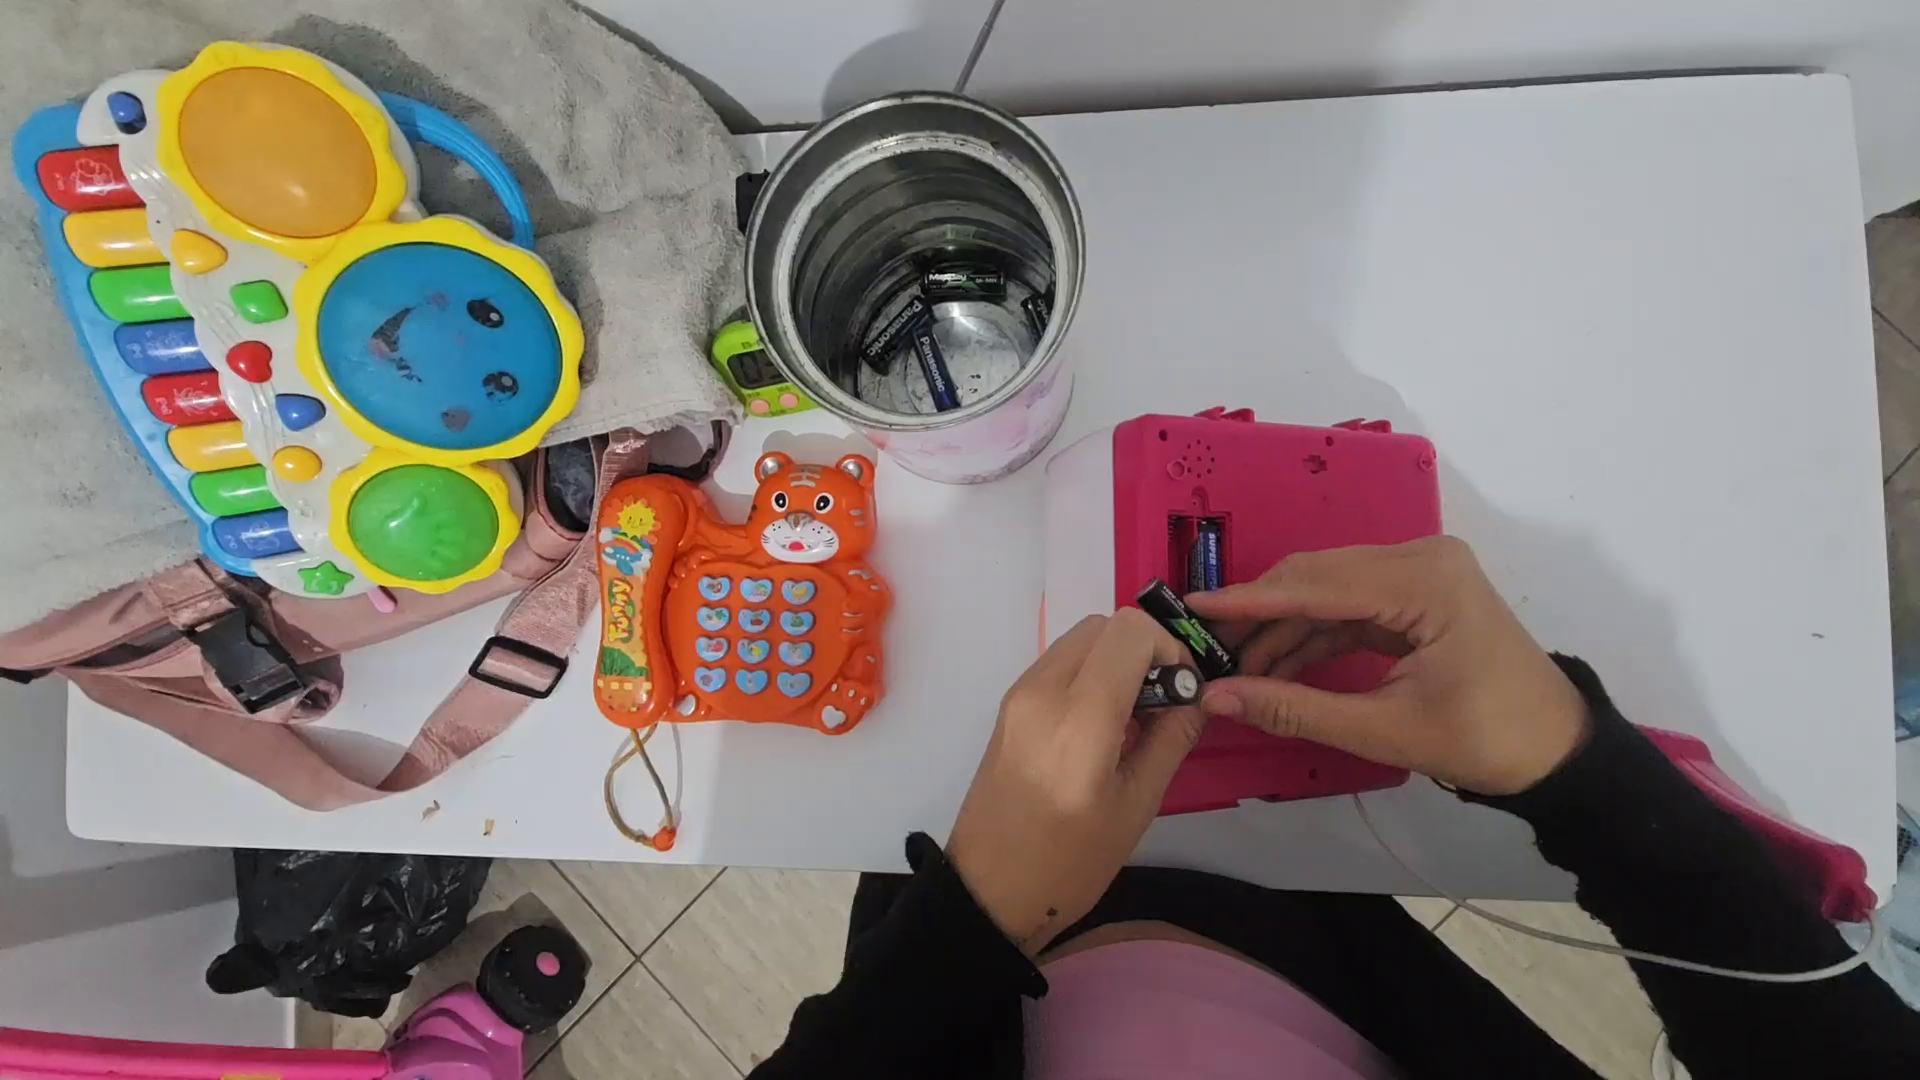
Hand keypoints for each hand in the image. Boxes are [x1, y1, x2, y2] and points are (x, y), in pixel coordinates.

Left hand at [945, 610, 1205, 954]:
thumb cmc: (1069, 862)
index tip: (1181, 691)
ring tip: (1131, 715)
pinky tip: (1099, 722)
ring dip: (1113, 659)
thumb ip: (1169, 740)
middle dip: (1142, 649)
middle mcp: (1043, 689)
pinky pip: (1057, 663)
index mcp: (1079, 716)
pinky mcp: (1008, 704)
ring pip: (1079, 640)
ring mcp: (1019, 692)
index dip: (1167, 648)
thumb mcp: (1135, 807)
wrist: (988, 888)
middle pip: (1103, 625)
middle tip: (1161, 701)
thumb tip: (1196, 700)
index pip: (1129, 631)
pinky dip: (1087, 672)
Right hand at [1186, 537, 1587, 795]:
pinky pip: (1343, 604)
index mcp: (1425, 582)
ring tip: (1239, 668)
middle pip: (1314, 577)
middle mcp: (1419, 559)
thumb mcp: (1383, 731)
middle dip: (1258, 614)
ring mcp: (1418, 571)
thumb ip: (1292, 708)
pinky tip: (1275, 664)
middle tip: (1208, 645)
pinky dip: (1308, 633)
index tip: (1192, 608)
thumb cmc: (1485, 741)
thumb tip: (1214, 697)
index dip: (1249, 600)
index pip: (1316, 585)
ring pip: (1323, 589)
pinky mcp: (1413, 590)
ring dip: (1280, 627)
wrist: (1559, 753)